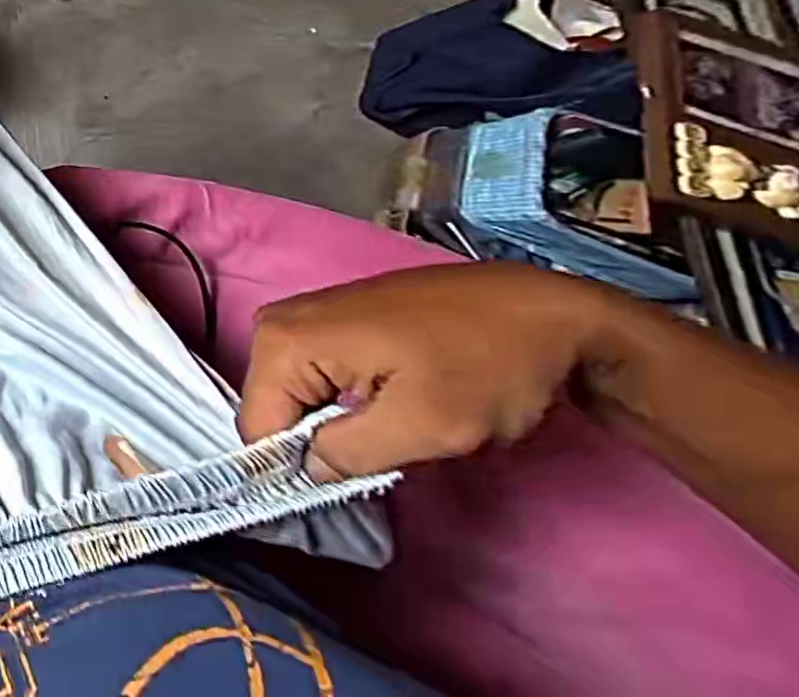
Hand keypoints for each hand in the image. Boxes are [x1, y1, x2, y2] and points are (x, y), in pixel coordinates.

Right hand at [237, 262, 626, 478]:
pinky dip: (338, 404)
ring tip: (390, 427)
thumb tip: (305, 471)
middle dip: (316, 443)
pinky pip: (308, 379)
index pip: (257, 427)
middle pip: (271, 410)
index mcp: (282, 342)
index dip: (292, 469)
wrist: (541, 309)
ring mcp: (295, 318)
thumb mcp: (428, 425)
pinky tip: (385, 402)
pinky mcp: (319, 321)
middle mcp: (273, 324)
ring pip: (291, 398)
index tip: (347, 488)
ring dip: (330, 425)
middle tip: (383, 455)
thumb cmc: (486, 361)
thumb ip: (351, 455)